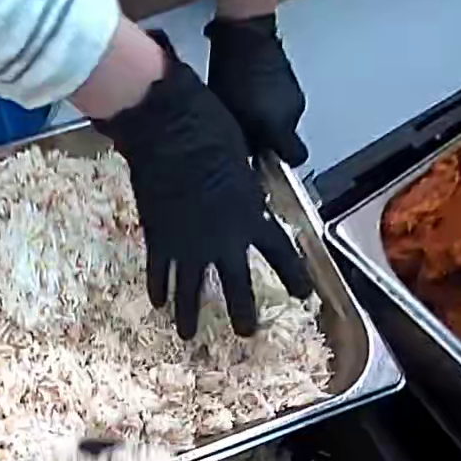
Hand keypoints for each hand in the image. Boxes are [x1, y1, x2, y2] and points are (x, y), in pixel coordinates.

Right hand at [93, 31, 312, 338]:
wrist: (168, 124)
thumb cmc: (211, 129)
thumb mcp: (243, 159)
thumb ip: (245, 187)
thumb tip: (244, 191)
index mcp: (251, 216)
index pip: (280, 254)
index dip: (293, 277)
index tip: (303, 295)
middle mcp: (223, 239)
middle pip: (237, 285)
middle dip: (243, 313)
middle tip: (245, 333)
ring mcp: (189, 243)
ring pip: (191, 290)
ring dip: (190, 316)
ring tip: (188, 337)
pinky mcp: (158, 238)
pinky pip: (158, 271)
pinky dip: (158, 288)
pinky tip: (157, 304)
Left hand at [205, 14, 307, 166]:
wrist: (246, 33)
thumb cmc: (233, 71)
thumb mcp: (230, 115)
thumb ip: (242, 140)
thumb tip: (244, 156)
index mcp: (278, 125)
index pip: (295, 158)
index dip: (281, 162)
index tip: (267, 162)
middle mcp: (292, 113)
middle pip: (287, 139)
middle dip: (270, 139)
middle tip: (249, 132)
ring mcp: (294, 95)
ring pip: (284, 120)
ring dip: (269, 120)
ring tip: (248, 110)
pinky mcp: (291, 82)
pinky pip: (283, 103)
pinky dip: (271, 104)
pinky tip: (253, 95)